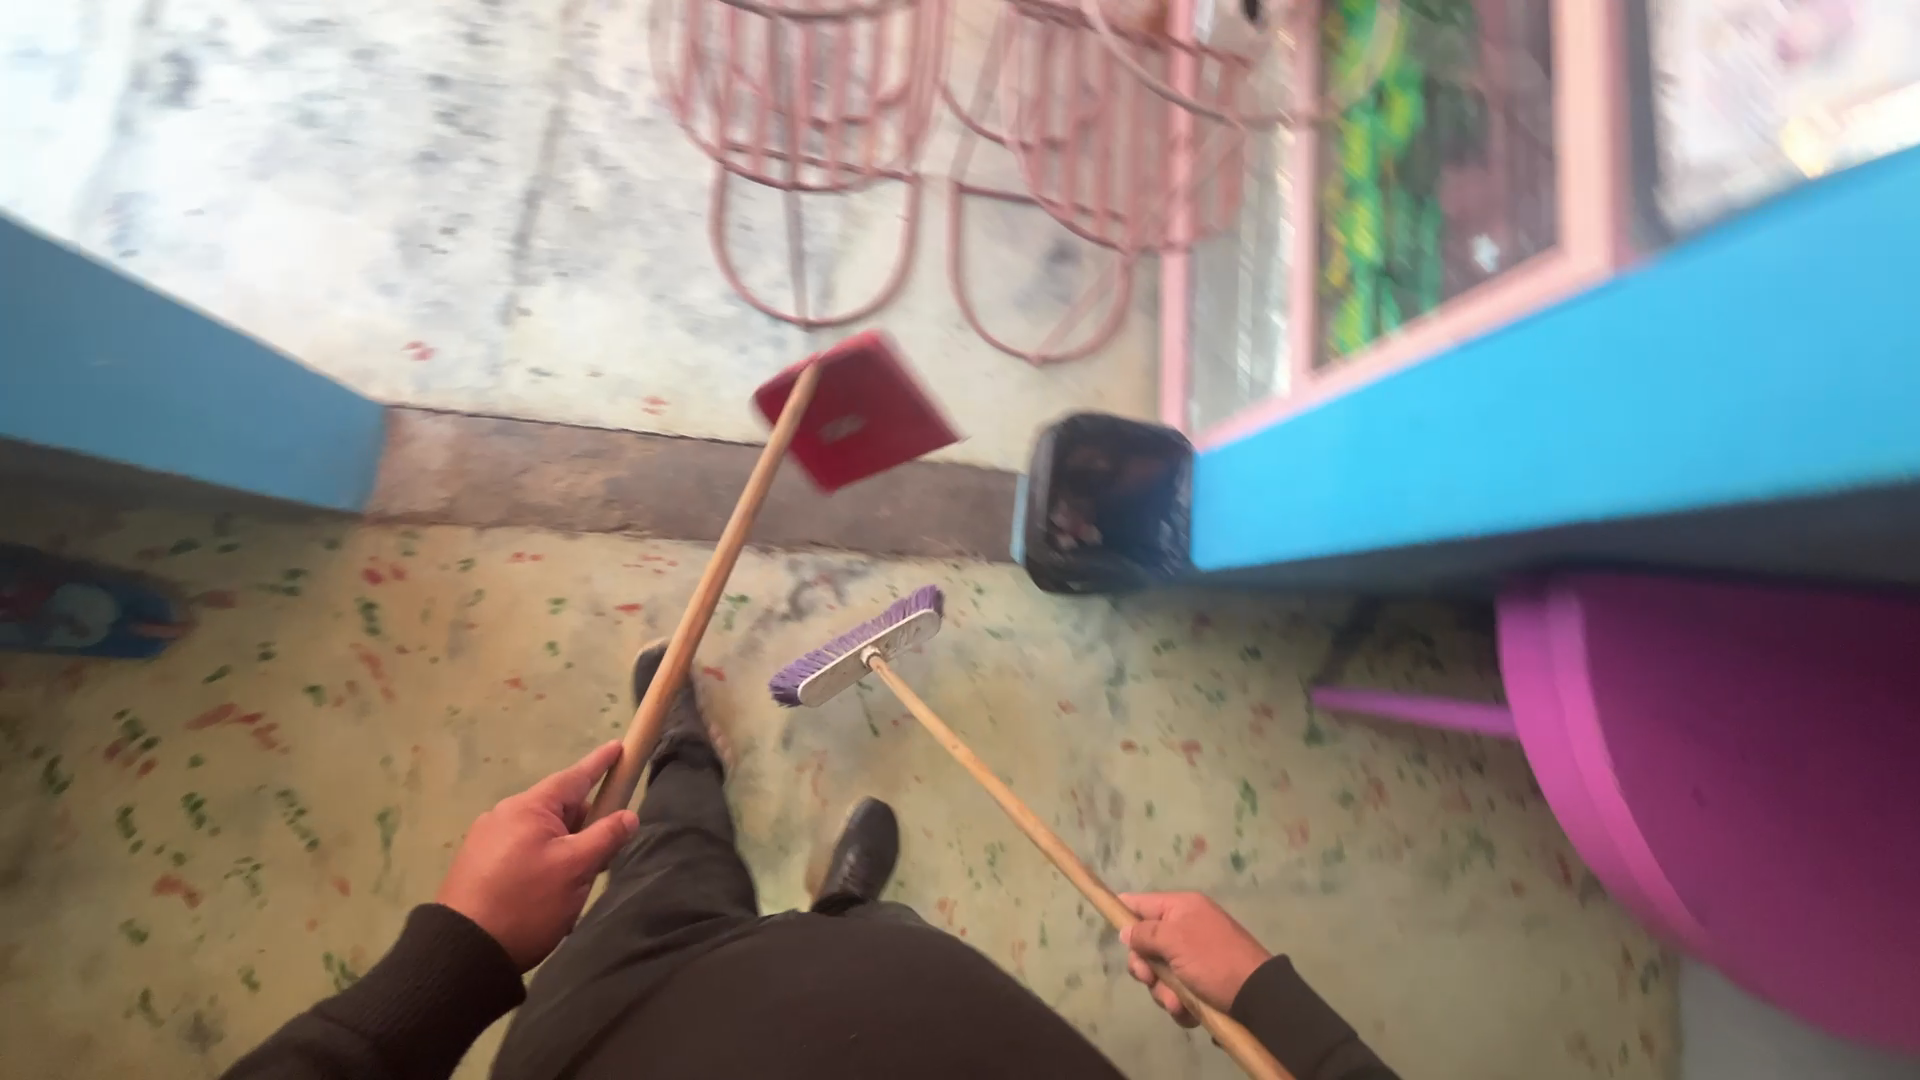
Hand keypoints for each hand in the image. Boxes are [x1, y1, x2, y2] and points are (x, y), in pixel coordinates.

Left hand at [435, 741, 639, 969]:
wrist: (459, 956)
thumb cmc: (525, 903)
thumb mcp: (576, 869)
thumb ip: (606, 836)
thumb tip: (628, 815)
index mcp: (529, 808)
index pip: (575, 777)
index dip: (600, 763)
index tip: (618, 746)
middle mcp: (504, 815)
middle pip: (560, 806)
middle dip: (585, 821)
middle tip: (604, 851)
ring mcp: (486, 839)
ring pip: (542, 830)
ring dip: (565, 845)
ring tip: (574, 879)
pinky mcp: (476, 864)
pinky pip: (523, 848)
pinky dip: (544, 858)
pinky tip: (548, 886)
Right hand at [1119, 892, 1271, 1027]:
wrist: (1259, 997)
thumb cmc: (1213, 960)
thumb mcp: (1175, 940)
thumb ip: (1145, 933)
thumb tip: (1125, 931)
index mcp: (1181, 908)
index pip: (1141, 903)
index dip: (1123, 914)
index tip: (1113, 933)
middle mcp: (1185, 928)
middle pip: (1146, 943)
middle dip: (1145, 966)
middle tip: (1148, 978)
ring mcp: (1193, 957)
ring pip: (1160, 972)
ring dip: (1162, 990)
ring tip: (1176, 1003)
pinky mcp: (1201, 983)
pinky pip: (1176, 990)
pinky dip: (1178, 1002)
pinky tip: (1186, 1011)